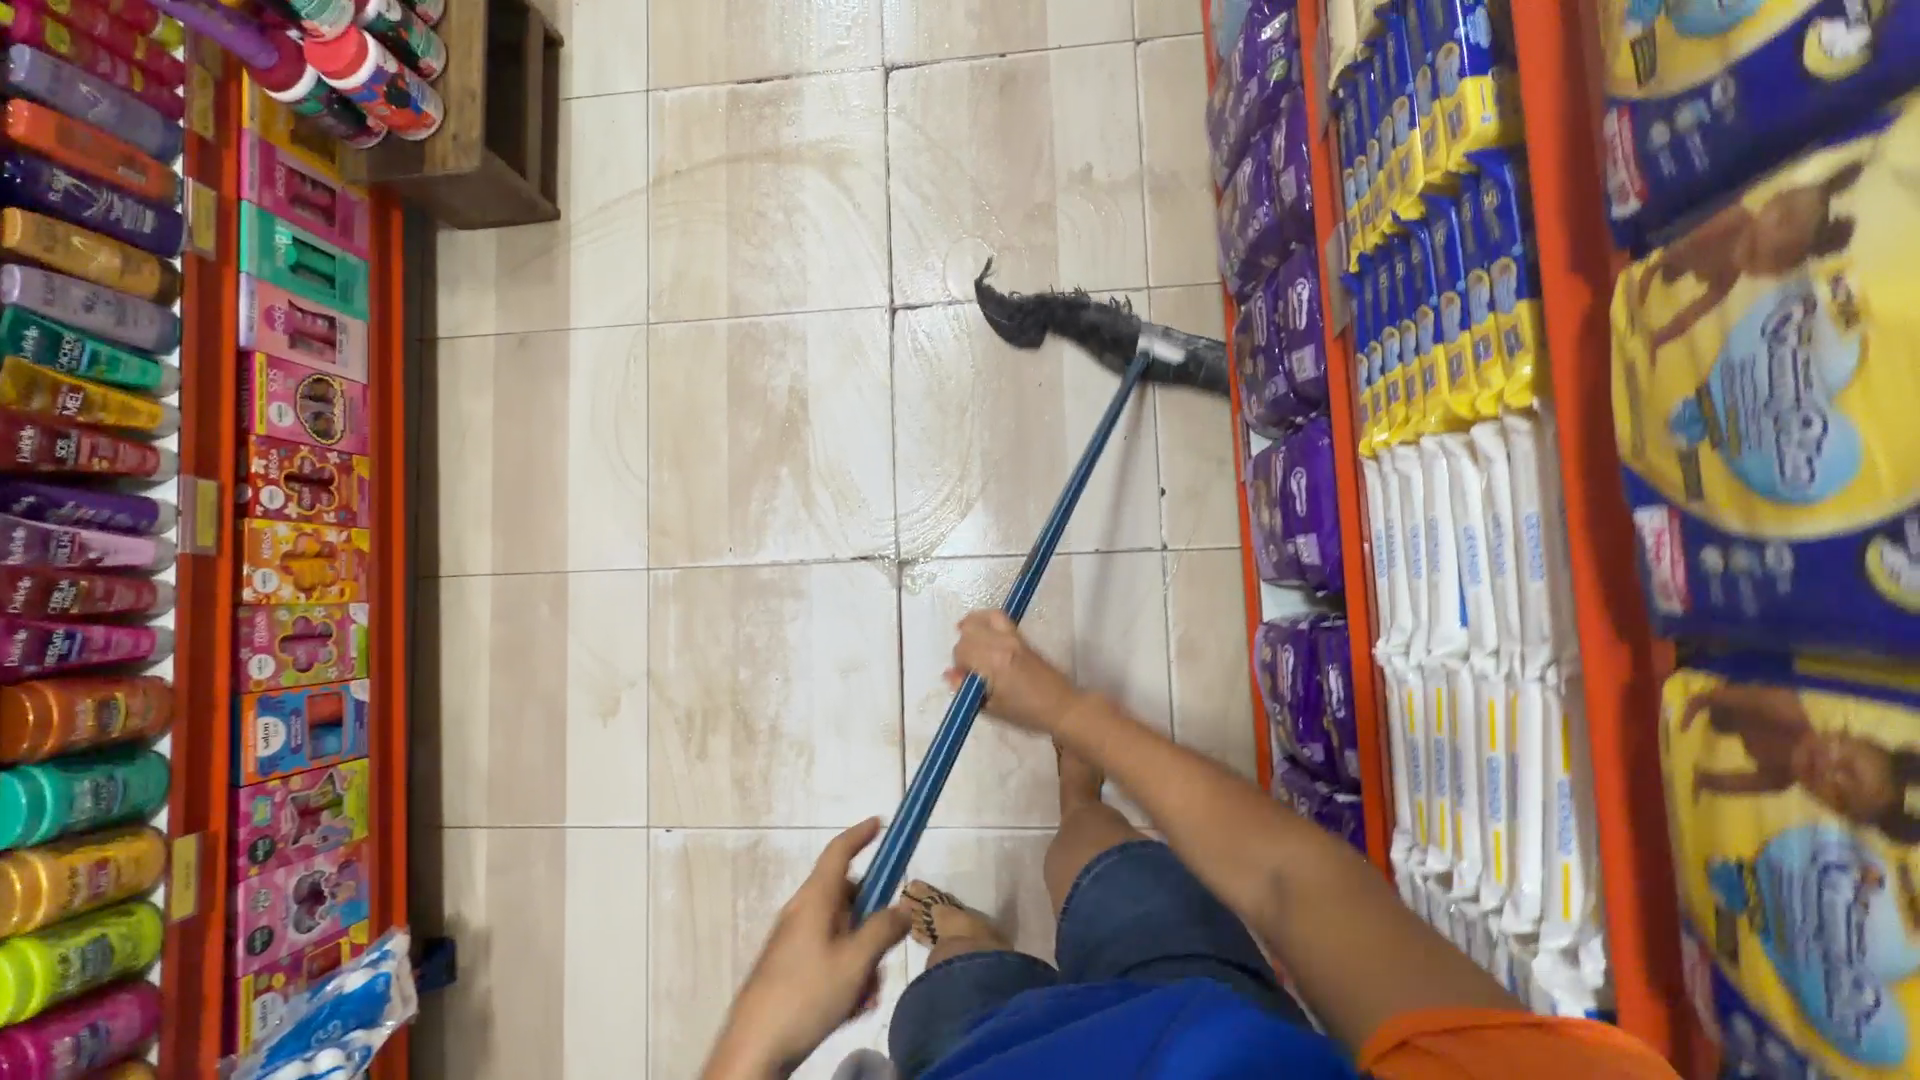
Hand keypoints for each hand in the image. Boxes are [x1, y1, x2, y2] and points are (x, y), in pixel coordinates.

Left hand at [705, 819, 911, 1078]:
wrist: (754, 1049)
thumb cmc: (806, 996)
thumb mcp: (856, 962)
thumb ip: (884, 930)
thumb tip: (902, 908)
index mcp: (814, 900)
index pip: (839, 852)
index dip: (861, 835)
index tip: (881, 823)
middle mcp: (802, 912)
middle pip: (847, 897)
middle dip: (873, 920)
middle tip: (886, 949)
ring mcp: (793, 941)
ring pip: (842, 933)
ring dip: (863, 956)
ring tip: (866, 992)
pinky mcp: (789, 969)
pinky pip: (829, 957)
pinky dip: (847, 973)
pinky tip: (851, 1005)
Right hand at [945, 610, 1084, 734]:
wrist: (1061, 705)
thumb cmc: (1026, 713)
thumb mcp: (992, 709)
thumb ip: (967, 689)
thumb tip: (949, 674)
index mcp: (994, 664)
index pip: (962, 651)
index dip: (959, 666)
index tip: (966, 680)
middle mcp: (1002, 644)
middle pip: (968, 634)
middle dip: (962, 650)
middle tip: (970, 669)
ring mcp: (1012, 637)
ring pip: (979, 620)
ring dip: (969, 631)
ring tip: (969, 645)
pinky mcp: (1020, 635)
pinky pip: (996, 616)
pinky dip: (983, 619)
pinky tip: (978, 630)